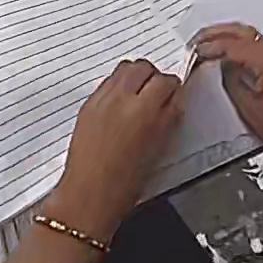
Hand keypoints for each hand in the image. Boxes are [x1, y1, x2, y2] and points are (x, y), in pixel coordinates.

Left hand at [44, 60, 182, 243]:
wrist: (88, 195)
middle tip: (158, 91)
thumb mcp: (158, 149)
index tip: (175, 93)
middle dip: (154, 76)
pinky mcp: (87, 105)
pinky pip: (106, 82)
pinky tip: (121, 104)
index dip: (173, 86)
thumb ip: (168, 117)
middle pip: (142, 67)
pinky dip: (117, 85)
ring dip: (135, 76)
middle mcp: (119, 99)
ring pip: (123, 69)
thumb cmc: (122, 184)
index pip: (164, 80)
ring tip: (139, 95)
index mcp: (142, 111)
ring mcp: (101, 99)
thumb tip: (174, 100)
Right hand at [191, 23, 262, 165]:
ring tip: (210, 41)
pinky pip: (256, 43)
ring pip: (250, 34)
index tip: (197, 51)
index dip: (211, 45)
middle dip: (217, 33)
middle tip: (199, 39)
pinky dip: (238, 42)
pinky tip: (229, 51)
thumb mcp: (248, 106)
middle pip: (241, 31)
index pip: (232, 44)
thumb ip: (232, 80)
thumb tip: (222, 65)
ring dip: (228, 34)